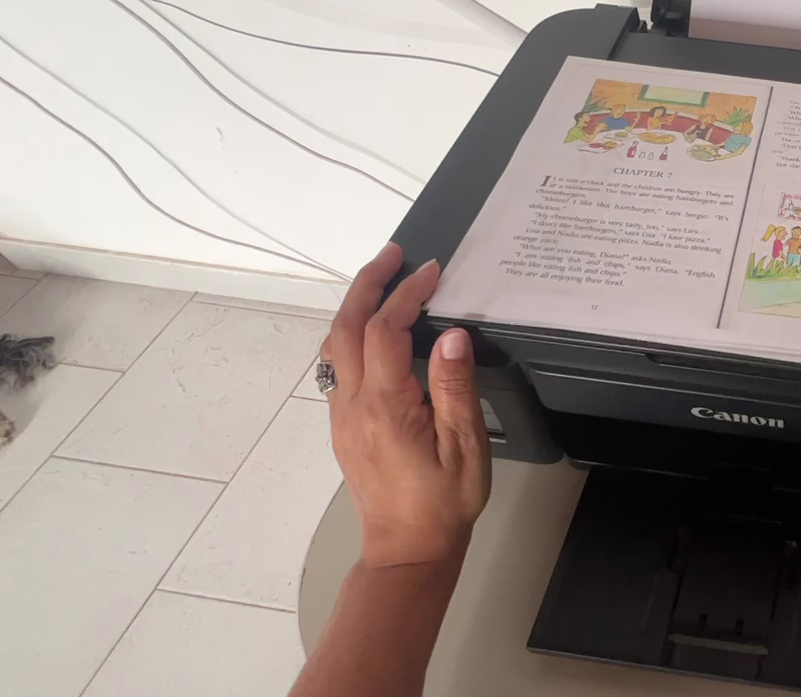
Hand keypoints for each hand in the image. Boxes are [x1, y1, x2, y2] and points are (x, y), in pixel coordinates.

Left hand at [323, 243, 490, 568]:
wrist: (408, 547)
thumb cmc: (445, 497)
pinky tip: (377, 324)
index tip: (431, 271)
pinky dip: (355, 330)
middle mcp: (353, 406)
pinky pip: (340, 364)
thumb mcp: (464, 442)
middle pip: (345, 330)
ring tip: (384, 277)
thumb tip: (450, 335)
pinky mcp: (346, 424)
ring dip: (355, 305)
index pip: (385, 332)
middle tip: (392, 254)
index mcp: (385, 406)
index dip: (406, 295)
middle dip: (366, 286)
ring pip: (335, 346)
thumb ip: (454, 385)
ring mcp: (343, 415)